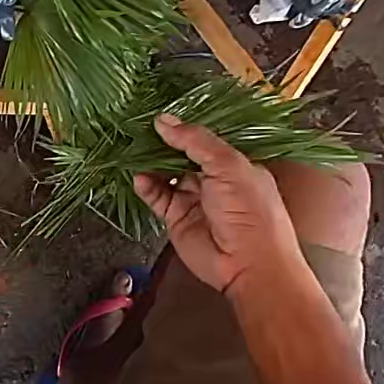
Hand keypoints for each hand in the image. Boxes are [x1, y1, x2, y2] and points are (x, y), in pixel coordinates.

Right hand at [133, 113, 307, 296]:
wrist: (248, 264)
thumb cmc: (250, 212)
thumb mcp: (228, 166)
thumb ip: (196, 142)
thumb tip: (164, 121)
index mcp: (234, 165)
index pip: (205, 141)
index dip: (184, 130)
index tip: (160, 119)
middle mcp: (214, 180)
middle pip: (182, 156)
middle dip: (162, 145)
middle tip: (140, 131)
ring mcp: (194, 200)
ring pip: (166, 175)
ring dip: (151, 164)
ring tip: (134, 152)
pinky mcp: (177, 218)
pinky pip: (158, 197)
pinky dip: (147, 187)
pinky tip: (139, 178)